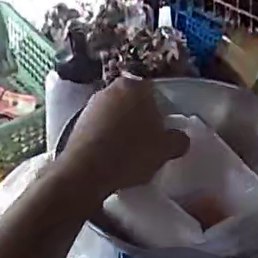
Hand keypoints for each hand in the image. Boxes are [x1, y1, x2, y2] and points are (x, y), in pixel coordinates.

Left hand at [59, 76, 189, 195]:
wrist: (85, 171)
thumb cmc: (130, 155)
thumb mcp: (165, 151)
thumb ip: (178, 140)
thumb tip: (180, 138)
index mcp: (137, 86)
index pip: (157, 96)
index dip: (162, 116)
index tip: (163, 135)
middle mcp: (112, 88)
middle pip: (134, 104)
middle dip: (141, 121)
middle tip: (148, 145)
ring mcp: (92, 104)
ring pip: (116, 116)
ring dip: (123, 130)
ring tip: (129, 154)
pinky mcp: (77, 122)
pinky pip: (101, 128)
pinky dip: (107, 138)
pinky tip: (111, 157)